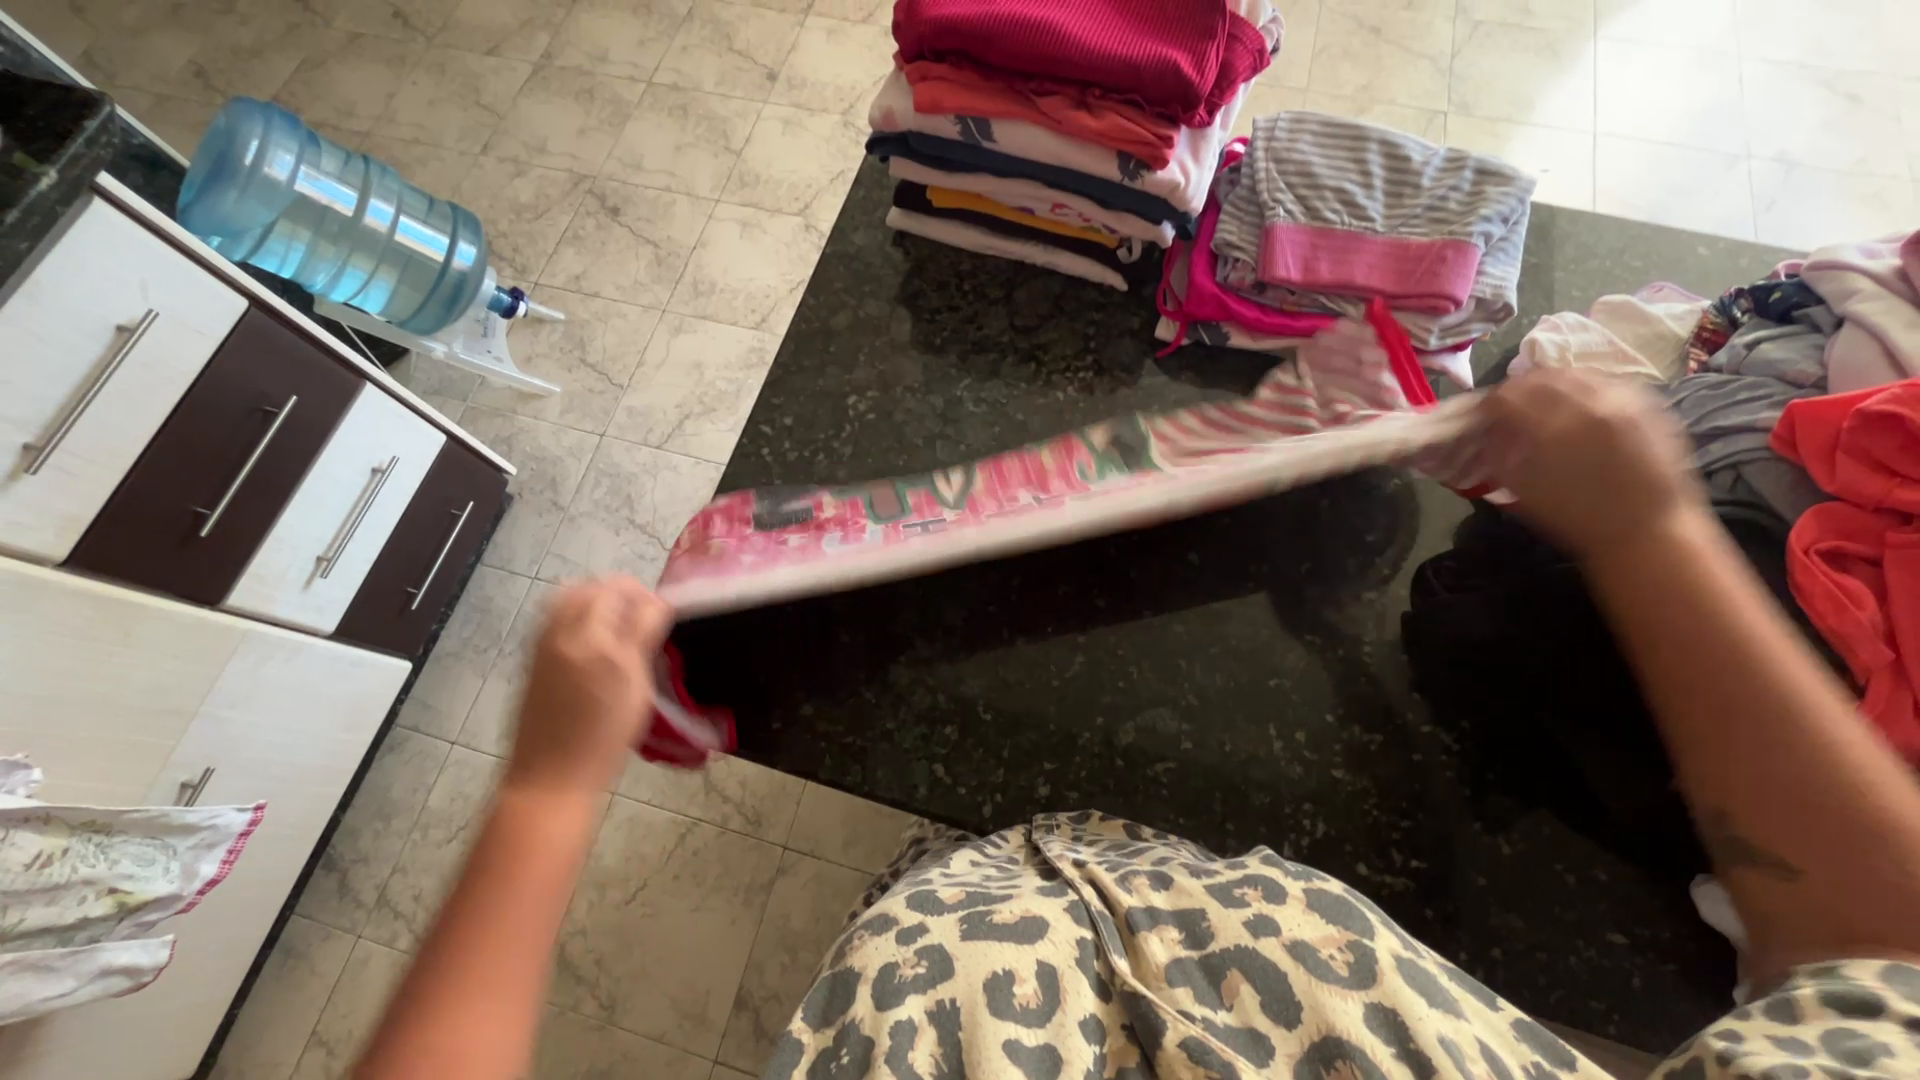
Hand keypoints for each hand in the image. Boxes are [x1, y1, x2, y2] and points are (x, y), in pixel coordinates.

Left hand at [506, 577, 672, 797]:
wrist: (550, 776)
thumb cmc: (603, 738)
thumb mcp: (636, 688)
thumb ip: (643, 639)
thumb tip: (656, 606)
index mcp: (593, 638)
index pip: (626, 593)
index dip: (651, 599)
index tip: (666, 616)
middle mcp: (563, 632)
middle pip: (595, 586)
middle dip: (625, 592)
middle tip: (647, 615)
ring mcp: (543, 642)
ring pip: (571, 595)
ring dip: (600, 597)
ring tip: (622, 620)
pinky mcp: (534, 656)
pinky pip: (556, 614)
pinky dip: (578, 610)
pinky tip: (596, 636)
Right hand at [1483, 368, 1705, 562]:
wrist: (1648, 531)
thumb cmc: (1576, 519)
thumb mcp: (1522, 489)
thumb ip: (1498, 454)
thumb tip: (1484, 432)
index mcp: (1554, 427)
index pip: (1506, 395)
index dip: (1487, 405)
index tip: (1481, 418)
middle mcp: (1591, 403)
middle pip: (1540, 376)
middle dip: (1517, 391)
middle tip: (1508, 410)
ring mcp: (1626, 400)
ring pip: (1575, 373)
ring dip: (1550, 386)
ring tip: (1541, 406)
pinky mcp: (1650, 403)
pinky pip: (1606, 381)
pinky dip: (1583, 389)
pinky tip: (1576, 409)